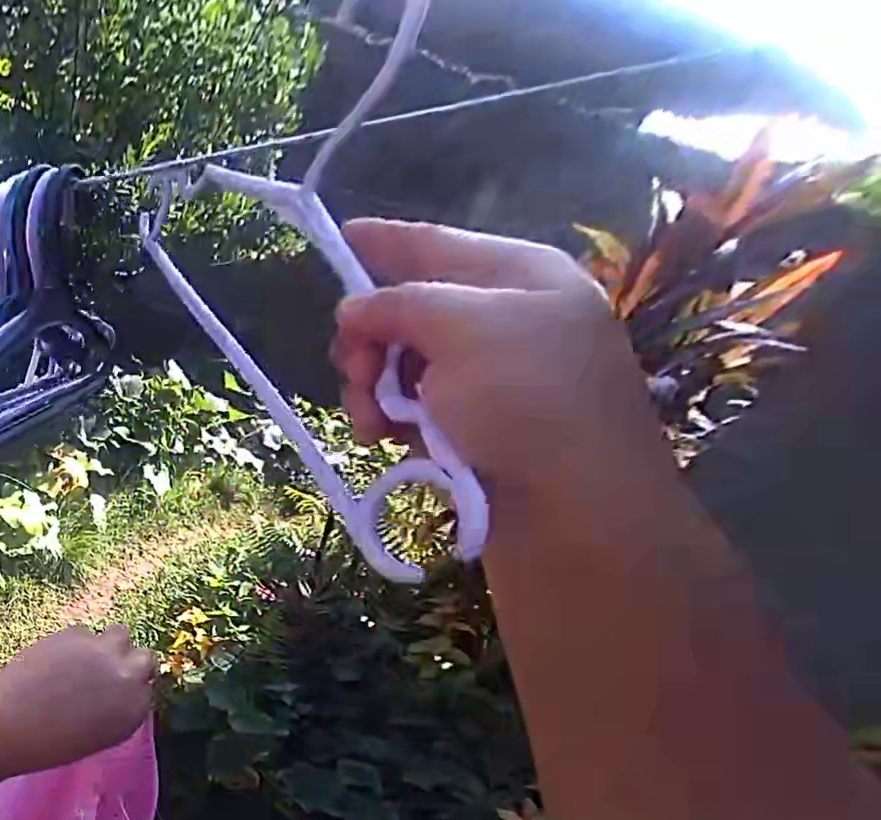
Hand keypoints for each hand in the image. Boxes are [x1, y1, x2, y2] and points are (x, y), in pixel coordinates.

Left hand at [0, 625, 155, 776]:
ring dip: (105, 643)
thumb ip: (113, 709)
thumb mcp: (96, 734)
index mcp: (134, 711)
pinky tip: (54, 655)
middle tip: (103, 668)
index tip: (113, 688)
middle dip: (127, 660)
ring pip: (120, 634)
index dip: (130, 685)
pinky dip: (73, 640)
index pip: (148, 688)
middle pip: (145, 657)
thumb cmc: (46, 743)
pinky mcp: (76, 634)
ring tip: (80, 657)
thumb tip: (111, 689)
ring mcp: (103, 652)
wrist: (8, 724)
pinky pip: (84, 631)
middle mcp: (128, 678)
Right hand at [330, 219, 671, 506]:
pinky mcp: (457, 415)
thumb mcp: (465, 330)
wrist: (565, 498)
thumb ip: (401, 304)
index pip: (432, 245)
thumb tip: (353, 308)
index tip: (340, 235)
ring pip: (389, 362)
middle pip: (398, 310)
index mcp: (511, 277)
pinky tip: (382, 436)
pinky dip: (380, 416)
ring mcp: (474, 370)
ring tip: (373, 422)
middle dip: (365, 342)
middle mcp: (492, 318)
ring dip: (366, 389)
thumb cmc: (524, 400)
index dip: (383, 240)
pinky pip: (397, 401)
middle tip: (357, 372)